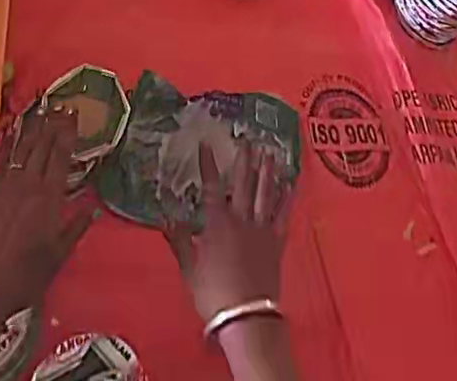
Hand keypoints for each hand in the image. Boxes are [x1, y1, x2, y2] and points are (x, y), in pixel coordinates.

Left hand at [0, 107, 97, 318]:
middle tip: (60, 104)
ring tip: (39, 110)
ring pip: (21, 150)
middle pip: (41, 146)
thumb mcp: (58, 255)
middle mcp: (27, 185)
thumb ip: (76, 227)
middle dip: (52, 123)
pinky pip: (1, 163)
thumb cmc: (24, 277)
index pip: (60, 155)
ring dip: (32, 129)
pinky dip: (9, 146)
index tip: (72, 112)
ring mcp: (4, 188)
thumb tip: (94, 208)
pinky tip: (12, 135)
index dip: (67, 132)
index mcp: (48, 197)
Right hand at [164, 140, 293, 324]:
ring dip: (267, 170)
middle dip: (245, 159)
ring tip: (270, 152)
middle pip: (243, 182)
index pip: (210, 185)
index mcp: (217, 222)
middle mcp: (240, 218)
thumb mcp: (188, 268)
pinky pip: (283, 214)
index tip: (205, 143)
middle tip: (249, 139)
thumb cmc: (213, 293)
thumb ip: (178, 240)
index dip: (207, 163)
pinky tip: (291, 183)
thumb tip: (165, 217)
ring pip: (265, 192)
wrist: (245, 317)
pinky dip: (287, 198)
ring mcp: (261, 228)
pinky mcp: (277, 241)